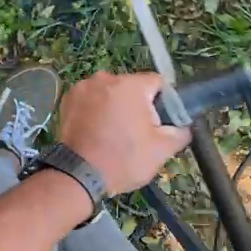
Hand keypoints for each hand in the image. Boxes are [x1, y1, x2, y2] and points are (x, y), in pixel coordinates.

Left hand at [54, 71, 190, 193]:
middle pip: (131, 86)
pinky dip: (95, 109)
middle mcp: (105, 78)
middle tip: (137, 131)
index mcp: (130, 85)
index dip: (163, 101)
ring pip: (109, 92)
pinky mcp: (67, 98)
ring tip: (114, 133)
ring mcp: (83, 86)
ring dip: (114, 106)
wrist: (79, 173)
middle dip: (137, 104)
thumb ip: (179, 131)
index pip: (157, 82)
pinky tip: (95, 130)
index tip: (161, 121)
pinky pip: (90, 98)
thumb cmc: (124, 159)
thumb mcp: (162, 149)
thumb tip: (183, 125)